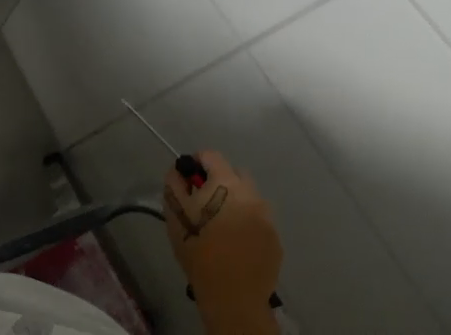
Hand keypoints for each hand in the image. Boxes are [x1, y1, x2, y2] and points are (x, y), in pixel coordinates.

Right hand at [164, 151, 283, 332]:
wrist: (231, 294)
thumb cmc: (198, 248)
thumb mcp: (174, 211)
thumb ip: (175, 182)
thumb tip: (180, 171)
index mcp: (227, 183)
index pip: (212, 155)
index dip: (196, 161)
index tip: (188, 178)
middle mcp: (252, 195)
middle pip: (235, 174)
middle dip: (220, 180)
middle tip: (204, 200)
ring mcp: (268, 218)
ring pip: (249, 198)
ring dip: (236, 201)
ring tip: (221, 223)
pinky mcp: (276, 240)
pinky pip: (259, 221)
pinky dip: (247, 223)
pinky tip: (235, 242)